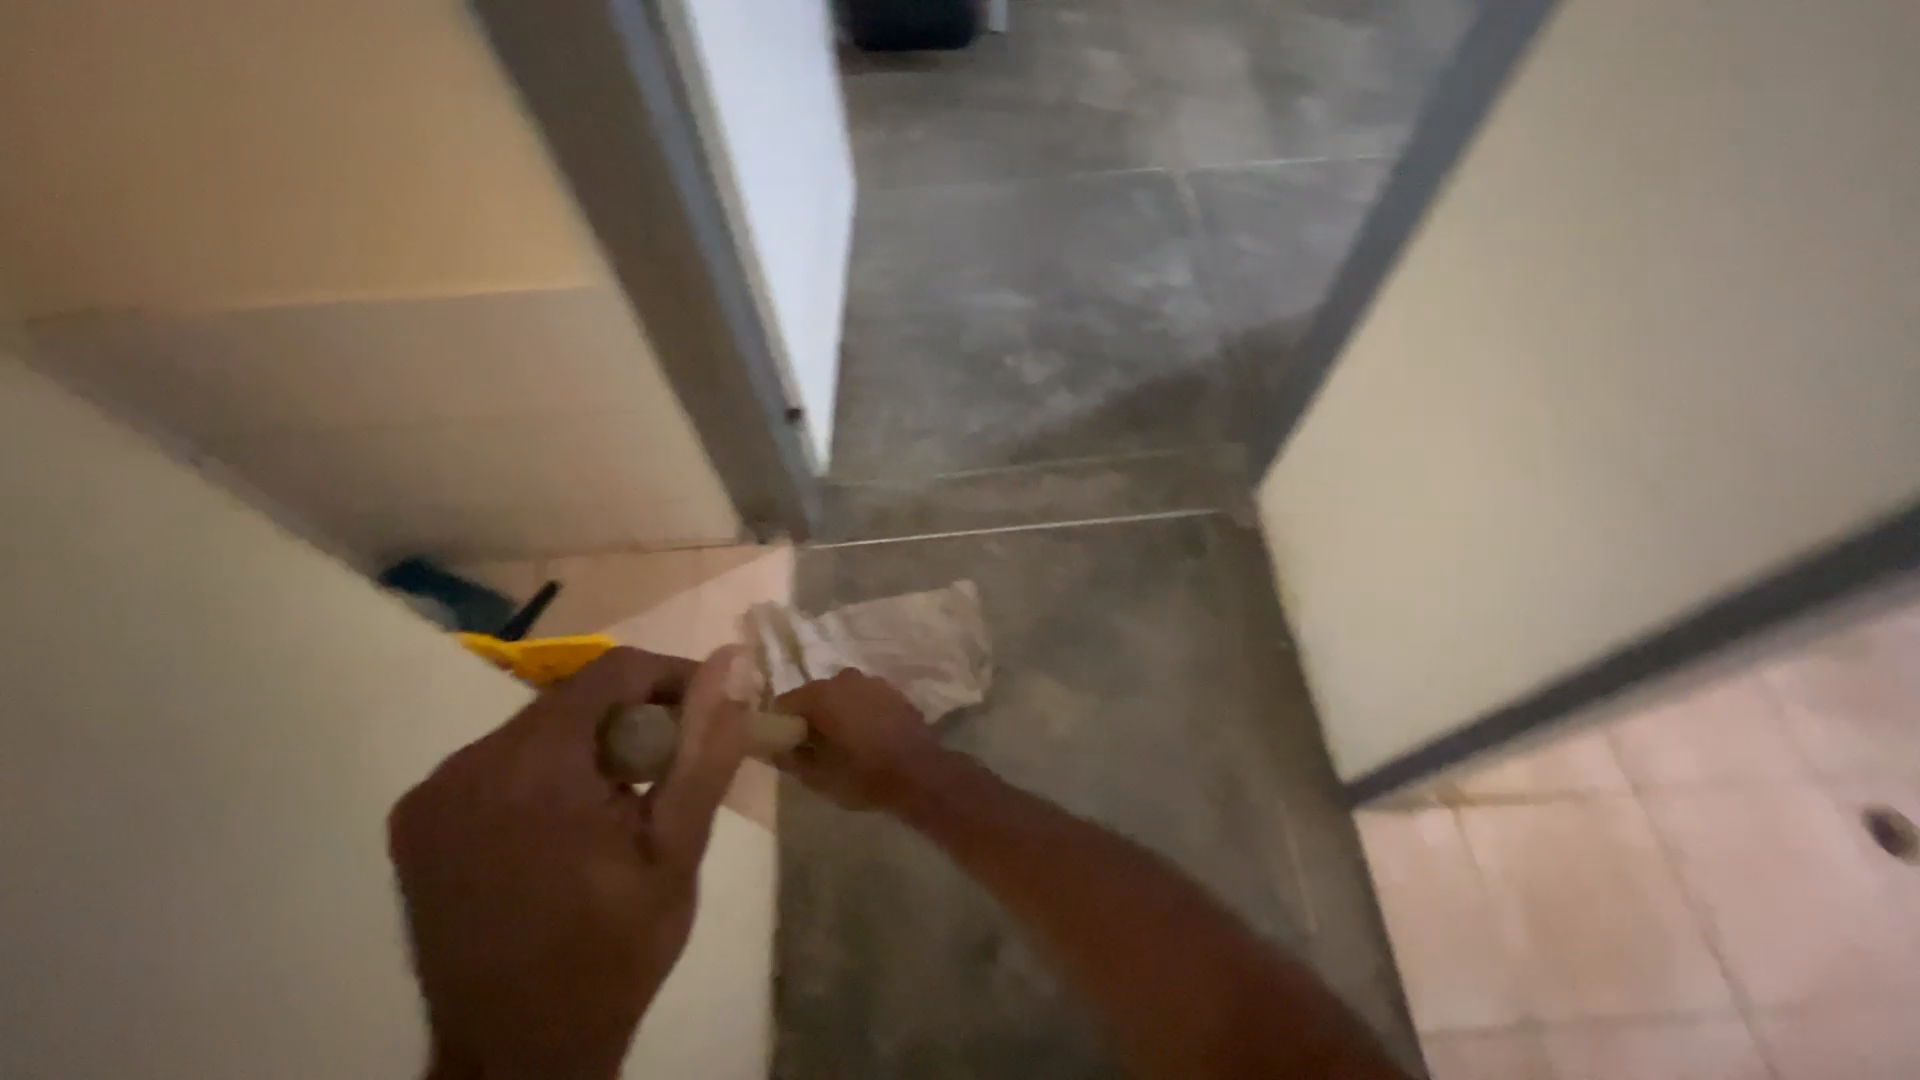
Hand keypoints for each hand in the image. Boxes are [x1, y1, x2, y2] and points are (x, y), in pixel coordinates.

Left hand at [388, 645, 753, 1079]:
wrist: (517, 1053)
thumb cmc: (614, 951)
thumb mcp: (677, 849)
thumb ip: (705, 748)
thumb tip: (732, 661)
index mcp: (533, 767)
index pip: (614, 671)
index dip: (671, 679)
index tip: (707, 717)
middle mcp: (466, 765)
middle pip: (572, 700)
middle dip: (632, 719)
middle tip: (670, 771)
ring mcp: (430, 794)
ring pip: (535, 729)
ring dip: (588, 747)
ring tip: (624, 802)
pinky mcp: (415, 822)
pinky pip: (498, 764)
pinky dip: (544, 774)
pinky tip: (568, 825)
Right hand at [774, 669, 944, 812]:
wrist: (920, 774)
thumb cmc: (863, 776)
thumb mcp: (817, 777)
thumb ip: (789, 758)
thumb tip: (773, 747)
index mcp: (821, 695)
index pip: (784, 703)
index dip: (782, 724)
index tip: (786, 746)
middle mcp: (844, 678)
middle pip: (814, 695)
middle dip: (811, 717)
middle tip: (814, 747)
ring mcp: (873, 682)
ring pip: (842, 695)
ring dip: (837, 712)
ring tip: (844, 742)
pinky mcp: (894, 691)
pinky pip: (865, 699)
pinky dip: (861, 712)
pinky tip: (868, 736)